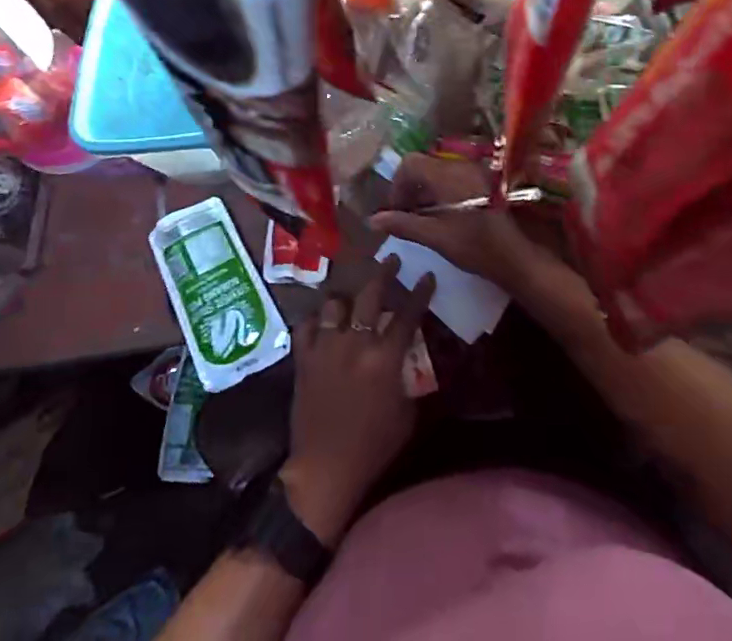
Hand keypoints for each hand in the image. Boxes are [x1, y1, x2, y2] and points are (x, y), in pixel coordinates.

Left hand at [278, 262, 435, 544]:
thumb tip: (409, 360)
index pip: (408, 314)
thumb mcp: (407, 410)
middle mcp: (355, 346)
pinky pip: (306, 328)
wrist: (325, 470)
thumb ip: (408, 377)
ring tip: (352, 294)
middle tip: (391, 260)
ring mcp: (325, 351)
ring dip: (346, 297)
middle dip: (384, 274)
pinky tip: (323, 322)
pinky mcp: (303, 362)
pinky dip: (316, 320)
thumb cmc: (375, 445)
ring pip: (334, 305)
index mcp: (386, 358)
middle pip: (370, 296)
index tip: (428, 275)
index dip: (421, 292)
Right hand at [368, 154, 598, 338]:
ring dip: (424, 191)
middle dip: (409, 188)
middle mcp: (462, 167)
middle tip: (403, 215)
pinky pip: (453, 179)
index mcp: (449, 175)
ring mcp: (475, 173)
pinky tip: (439, 216)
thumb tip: (372, 220)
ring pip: (438, 172)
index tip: (394, 211)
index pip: (410, 163)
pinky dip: (440, 192)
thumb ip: (404, 224)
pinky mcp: (483, 183)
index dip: (397, 185)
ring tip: (419, 218)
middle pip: (424, 165)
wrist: (515, 257)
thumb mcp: (435, 237)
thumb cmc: (475, 246)